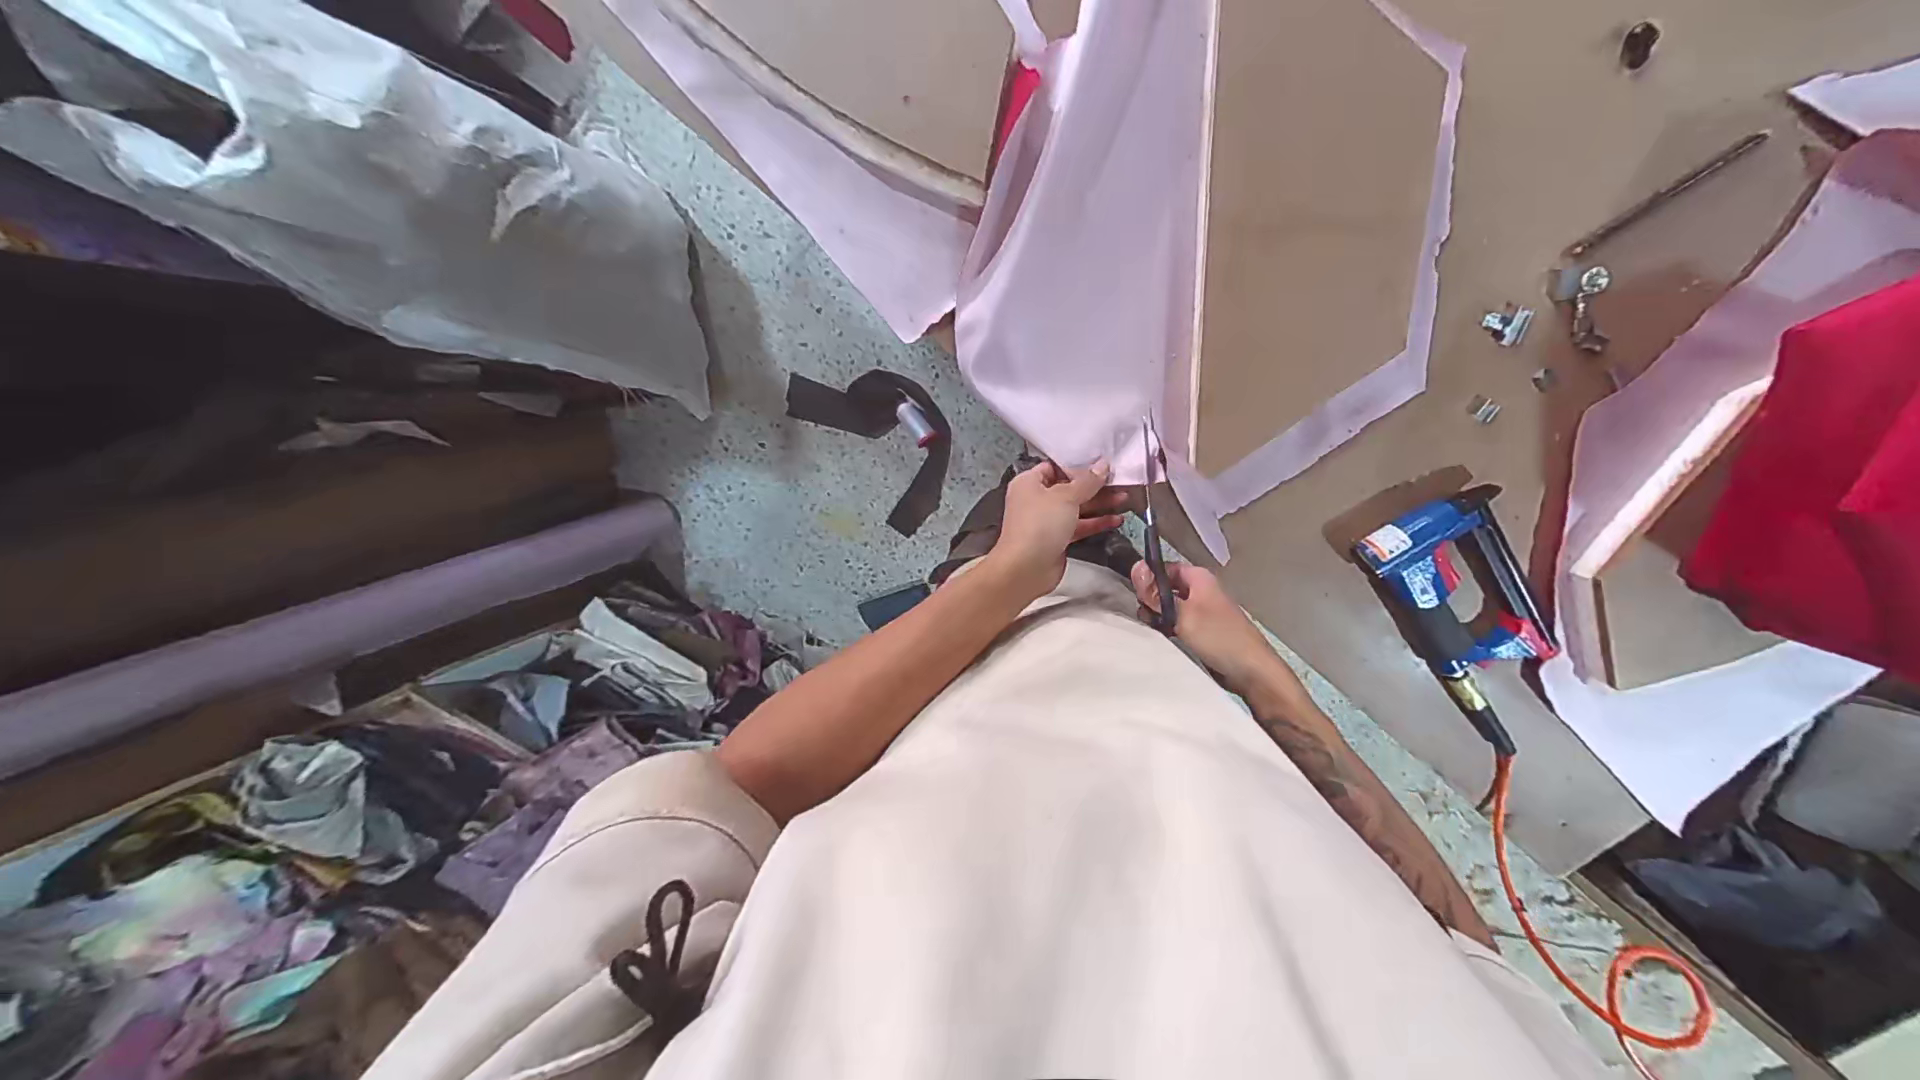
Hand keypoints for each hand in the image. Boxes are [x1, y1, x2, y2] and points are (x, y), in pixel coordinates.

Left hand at [983, 460, 1126, 602]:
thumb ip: (1087, 481)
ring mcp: (1047, 520)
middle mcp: (1036, 499)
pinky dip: (1096, 522)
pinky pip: (1079, 526)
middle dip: (1094, 485)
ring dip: (1100, 504)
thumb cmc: (1040, 524)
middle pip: (1069, 487)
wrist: (1026, 568)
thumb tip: (1102, 465)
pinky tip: (1117, 519)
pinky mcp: (1057, 539)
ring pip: (1076, 507)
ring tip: (1125, 497)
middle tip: (1120, 479)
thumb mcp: (1066, 496)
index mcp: (1029, 482)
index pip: (1055, 466)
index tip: (1102, 461)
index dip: (1077, 464)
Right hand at [1131, 561, 1289, 695]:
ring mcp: (1203, 611)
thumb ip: (1156, 594)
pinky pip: (1179, 623)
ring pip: (1170, 607)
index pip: (1165, 568)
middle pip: (1167, 588)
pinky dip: (1169, 628)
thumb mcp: (1181, 613)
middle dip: (1152, 600)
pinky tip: (1163, 638)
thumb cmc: (1217, 636)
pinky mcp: (1203, 630)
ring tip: (1153, 629)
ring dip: (1159, 617)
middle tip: (1144, 615)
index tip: (1136, 593)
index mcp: (1199, 577)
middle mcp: (1201, 590)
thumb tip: (1135, 567)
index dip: (1150, 577)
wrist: (1250, 671)